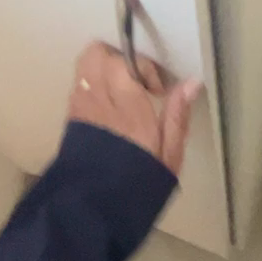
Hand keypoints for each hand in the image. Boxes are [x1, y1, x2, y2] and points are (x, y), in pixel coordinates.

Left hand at [66, 42, 203, 174]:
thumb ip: (177, 114)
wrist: (96, 207)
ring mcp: (80, 105)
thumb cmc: (139, 179)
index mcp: (126, 104)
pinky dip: (92, 85)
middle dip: (117, 57)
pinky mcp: (69, 117)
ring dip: (102, 69)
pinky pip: (78, 85)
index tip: (155, 89)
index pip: (123, 60)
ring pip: (84, 66)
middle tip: (134, 79)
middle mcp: (98, 97)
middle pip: (96, 53)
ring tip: (120, 92)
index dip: (142, 65)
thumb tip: (192, 82)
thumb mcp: (169, 153)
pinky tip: (107, 109)